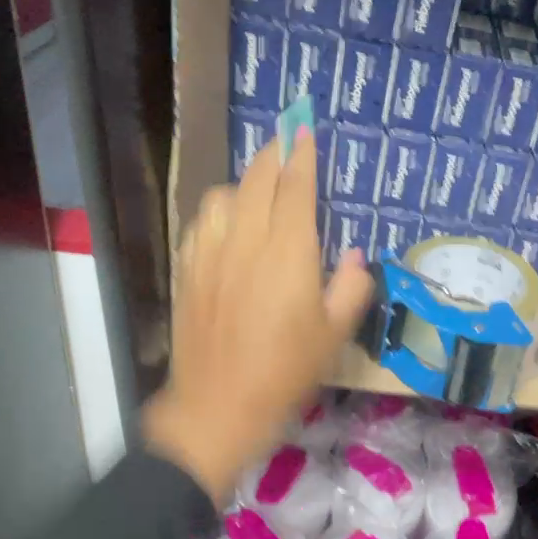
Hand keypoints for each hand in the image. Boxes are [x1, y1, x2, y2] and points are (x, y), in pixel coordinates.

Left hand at [147, 128, 373, 501]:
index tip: (304, 131)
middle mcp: (246, 242)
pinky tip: (226, 225)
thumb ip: (350, 287)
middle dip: (272, 156)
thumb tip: (351, 256)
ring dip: (243, 184)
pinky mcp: (187, 271)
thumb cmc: (286, 372)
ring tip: (257, 192)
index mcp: (288, 253)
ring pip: (222, 196)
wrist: (218, 407)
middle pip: (256, 180)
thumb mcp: (334, 335)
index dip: (300, 156)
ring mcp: (210, 254)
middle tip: (285, 145)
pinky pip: (199, 223)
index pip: (294, 187)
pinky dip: (216, 211)